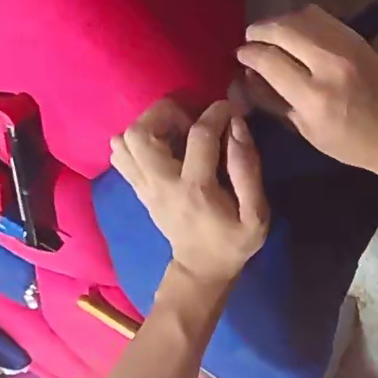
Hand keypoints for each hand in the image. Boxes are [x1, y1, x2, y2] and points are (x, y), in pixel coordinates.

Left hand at [110, 99, 268, 286]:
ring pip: (125, 140)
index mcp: (195, 188)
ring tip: (175, 128)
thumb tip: (236, 126)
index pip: (198, 135)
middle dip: (167, 112)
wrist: (201, 268)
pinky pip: (120, 154)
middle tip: (191, 117)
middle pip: (141, 132)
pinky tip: (161, 142)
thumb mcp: (257, 214)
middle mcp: (161, 183)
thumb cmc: (233, 241)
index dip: (216, 112)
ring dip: (149, 123)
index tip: (231, 109)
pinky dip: (136, 139)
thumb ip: (248, 169)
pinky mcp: (137, 188)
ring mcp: (144, 186)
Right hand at [236, 5, 377, 177]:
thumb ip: (272, 100)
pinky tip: (293, 33)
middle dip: (259, 32)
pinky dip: (300, 20)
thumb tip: (246, 75)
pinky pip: (320, 17)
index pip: (269, 61)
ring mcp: (346, 46)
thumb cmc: (347, 141)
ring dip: (278, 22)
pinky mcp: (356, 37)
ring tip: (268, 34)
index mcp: (313, 96)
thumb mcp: (304, 129)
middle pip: (283, 30)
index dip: (248, 54)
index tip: (239, 56)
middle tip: (249, 40)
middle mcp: (329, 64)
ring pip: (301, 17)